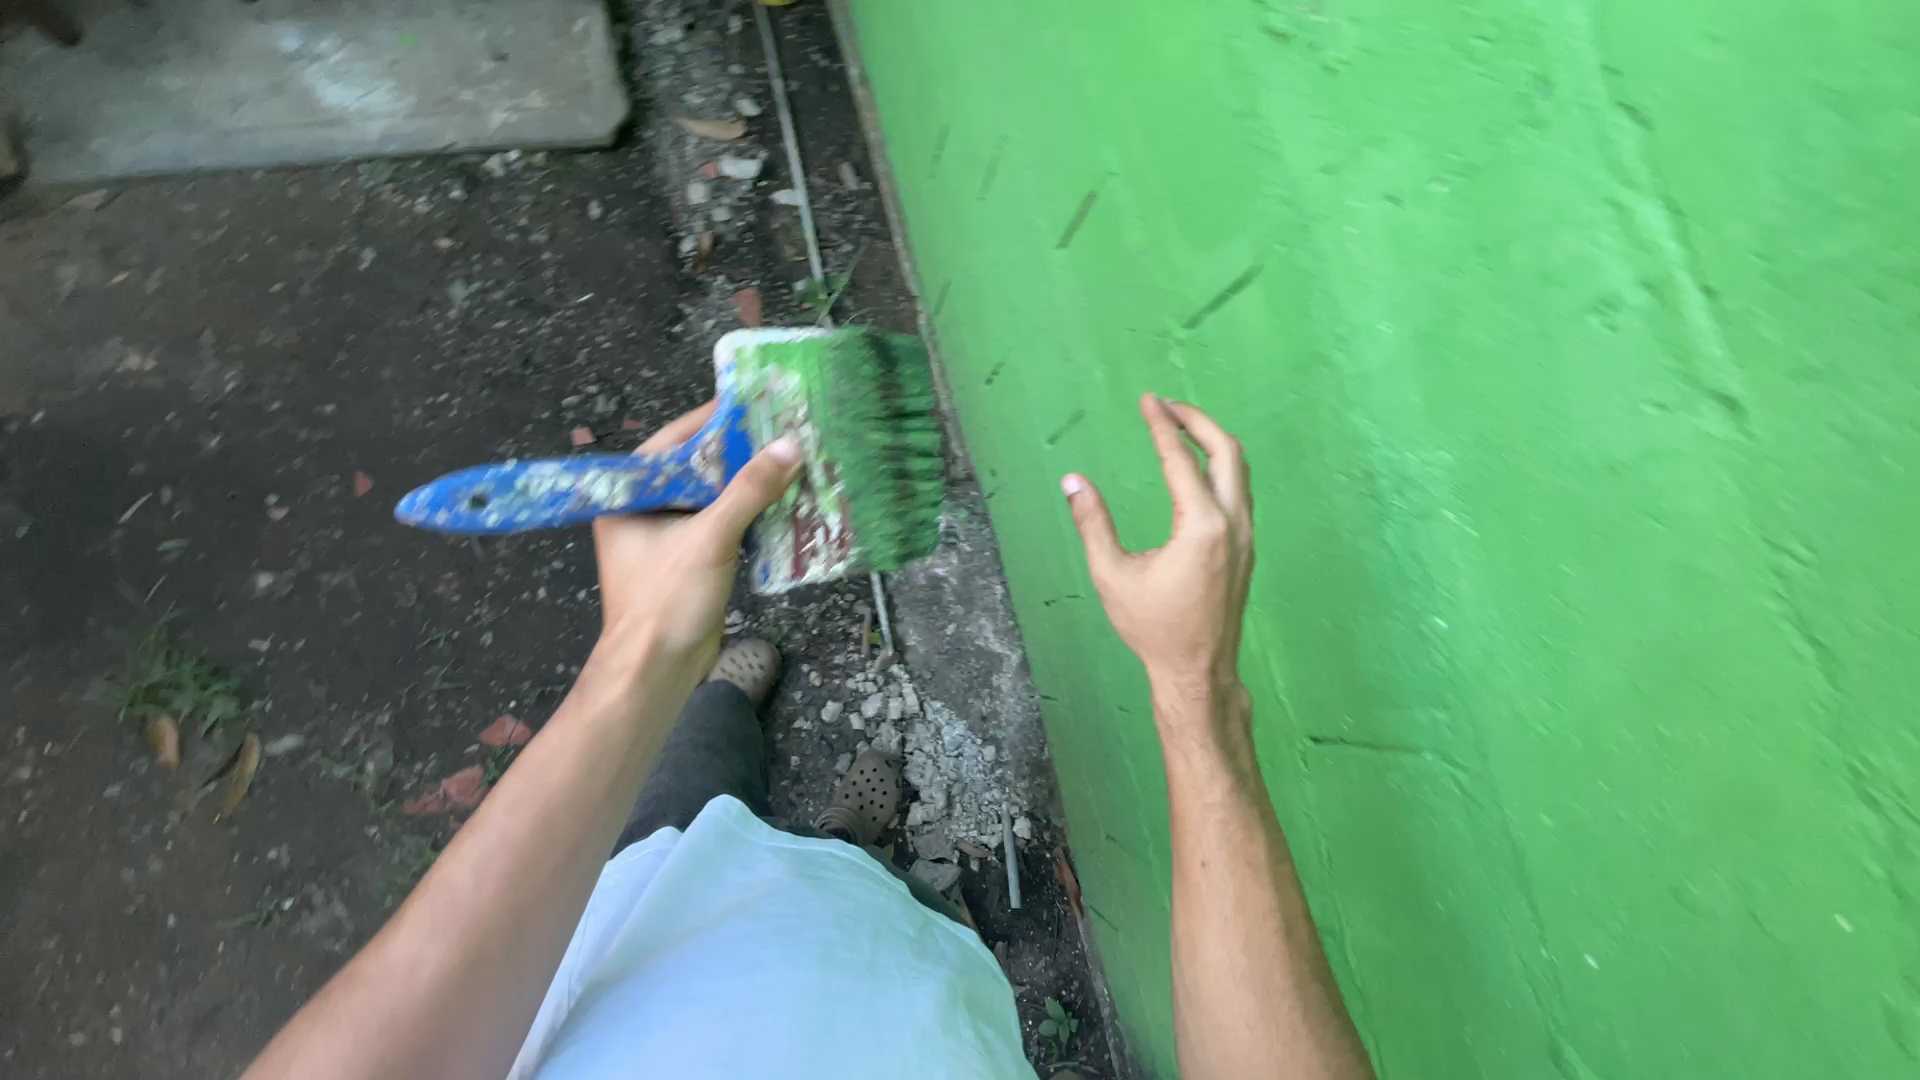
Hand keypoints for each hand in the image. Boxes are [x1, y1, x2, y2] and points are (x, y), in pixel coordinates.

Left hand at [591, 401, 801, 668]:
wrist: (657, 670)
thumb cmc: (668, 600)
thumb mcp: (710, 538)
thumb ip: (749, 491)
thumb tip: (791, 446)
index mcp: (630, 495)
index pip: (674, 442)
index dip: (714, 422)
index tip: (755, 406)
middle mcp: (645, 508)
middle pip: (697, 467)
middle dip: (739, 455)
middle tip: (781, 435)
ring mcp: (668, 535)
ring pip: (713, 496)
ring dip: (748, 486)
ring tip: (789, 464)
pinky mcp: (690, 557)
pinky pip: (721, 523)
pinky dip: (749, 514)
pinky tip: (782, 504)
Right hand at [1062, 394, 1253, 704]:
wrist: (1197, 670)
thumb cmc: (1151, 627)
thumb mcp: (1111, 575)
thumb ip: (1092, 524)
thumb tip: (1072, 482)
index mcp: (1200, 526)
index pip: (1180, 459)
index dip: (1161, 425)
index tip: (1147, 400)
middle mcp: (1232, 523)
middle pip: (1227, 451)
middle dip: (1197, 421)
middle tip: (1165, 406)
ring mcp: (1246, 535)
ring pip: (1239, 470)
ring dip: (1211, 441)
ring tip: (1179, 428)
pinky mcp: (1246, 547)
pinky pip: (1238, 490)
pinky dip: (1219, 465)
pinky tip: (1196, 469)